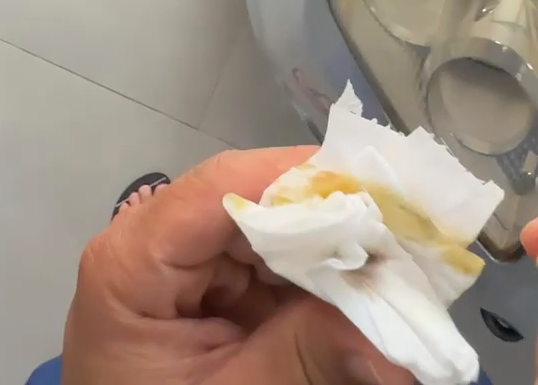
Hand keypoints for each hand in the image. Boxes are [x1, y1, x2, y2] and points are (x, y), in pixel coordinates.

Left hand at [62, 147, 413, 384]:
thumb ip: (308, 359)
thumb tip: (401, 350)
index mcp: (133, 259)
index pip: (222, 186)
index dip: (301, 178)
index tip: (376, 188)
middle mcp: (151, 238)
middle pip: (251, 202)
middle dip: (327, 219)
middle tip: (404, 232)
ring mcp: (178, 259)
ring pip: (268, 229)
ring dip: (328, 248)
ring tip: (395, 259)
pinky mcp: (201, 282)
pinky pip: (265, 262)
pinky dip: (311, 276)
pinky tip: (357, 286)